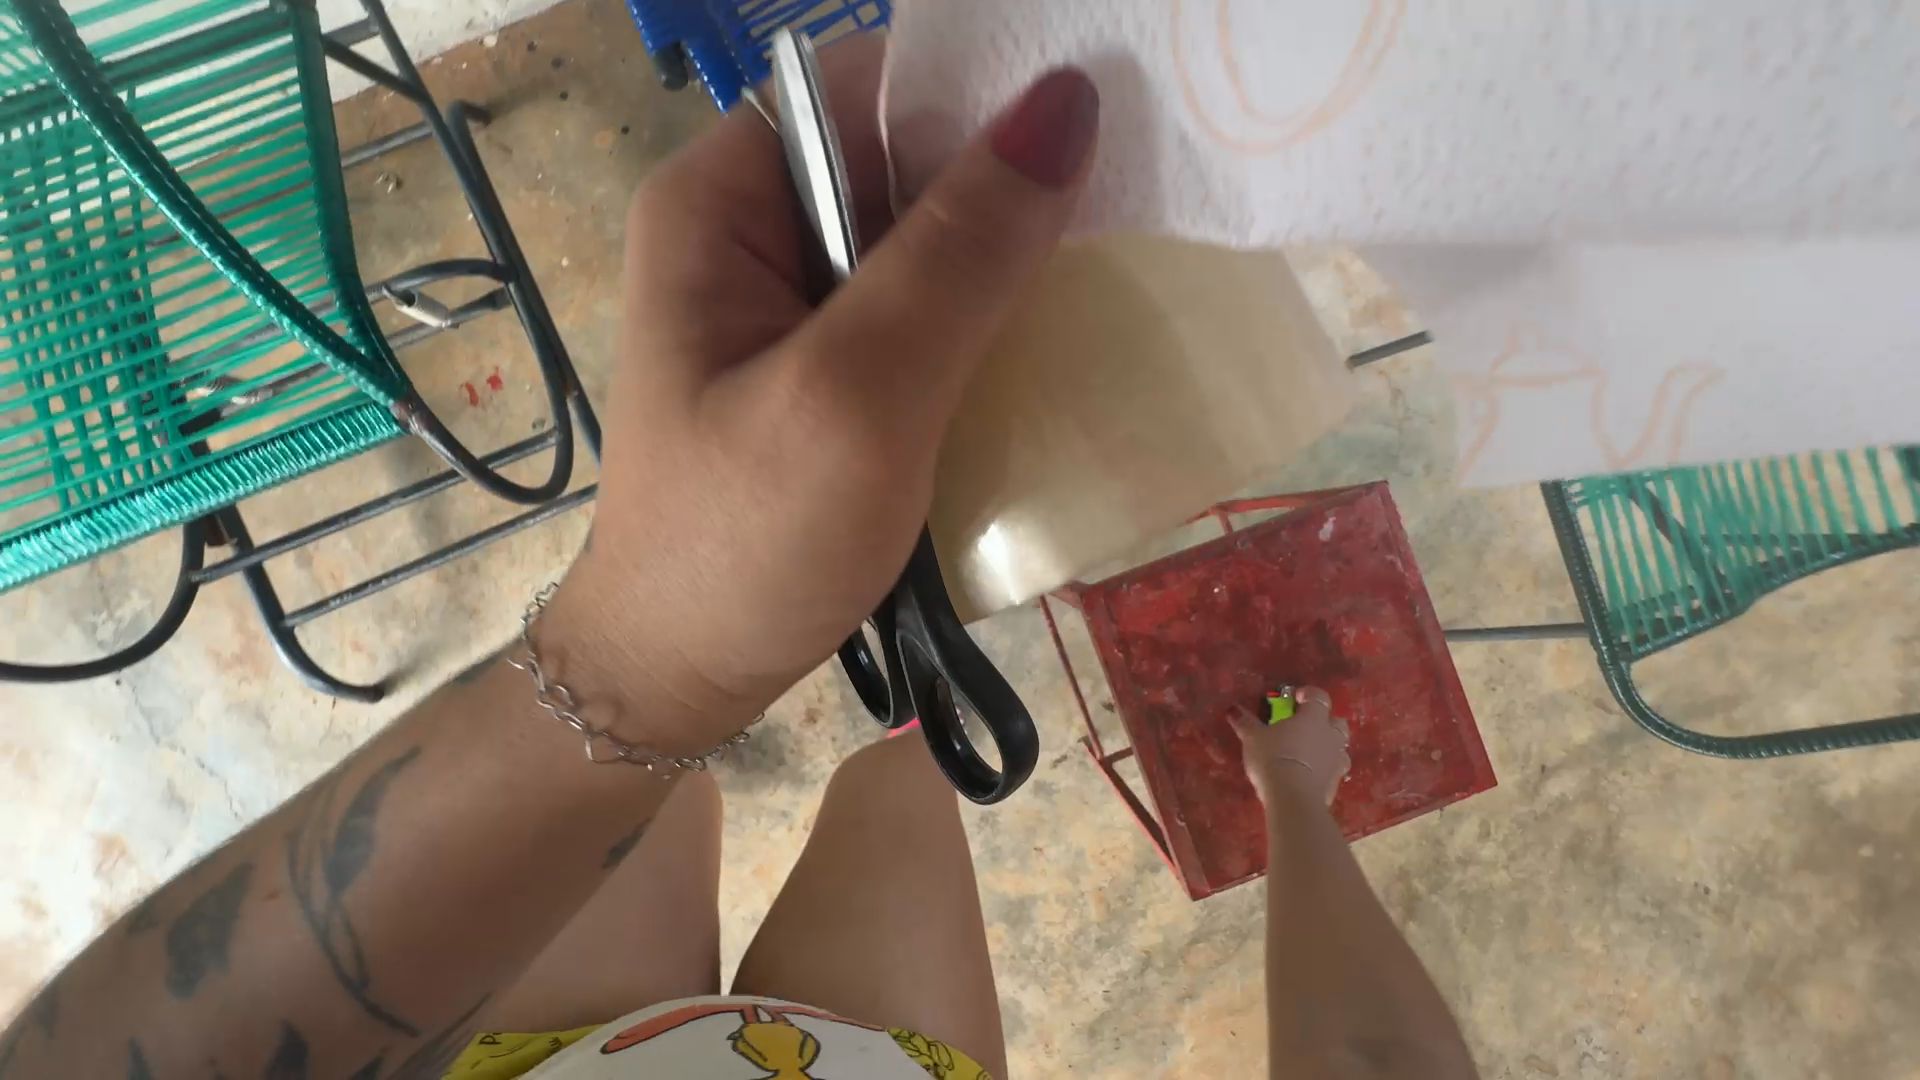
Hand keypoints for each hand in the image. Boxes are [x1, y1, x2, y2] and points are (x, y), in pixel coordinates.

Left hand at [545, 38, 1099, 743]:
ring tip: (1092, 295)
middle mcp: (754, 239)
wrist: (691, 670)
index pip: (866, 92)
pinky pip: (923, 323)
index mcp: (723, 203)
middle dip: (1002, 195)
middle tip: (1112, 231)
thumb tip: (1065, 106)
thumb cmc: (749, 541)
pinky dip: (983, 331)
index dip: (976, 102)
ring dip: (1004, 270)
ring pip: (924, 251)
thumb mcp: (856, 396)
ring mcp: (795, 315)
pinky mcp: (831, 378)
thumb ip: (956, 257)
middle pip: (901, 169)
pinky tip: (1036, 357)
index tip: (1089, 144)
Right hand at [1229, 687, 1350, 806]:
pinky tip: (1307, 774)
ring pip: (1339, 747)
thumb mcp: (1253, 737)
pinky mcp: (1335, 784)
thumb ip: (1245, 722)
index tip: (1295, 697)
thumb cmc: (1274, 757)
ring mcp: (1337, 761)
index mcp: (1313, 718)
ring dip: (1327, 746)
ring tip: (1308, 752)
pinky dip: (1323, 768)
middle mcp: (1330, 736)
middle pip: (1337, 721)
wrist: (1293, 798)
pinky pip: (1333, 770)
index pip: (1318, 696)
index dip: (1308, 694)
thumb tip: (1233, 709)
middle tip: (1305, 725)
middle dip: (1324, 721)